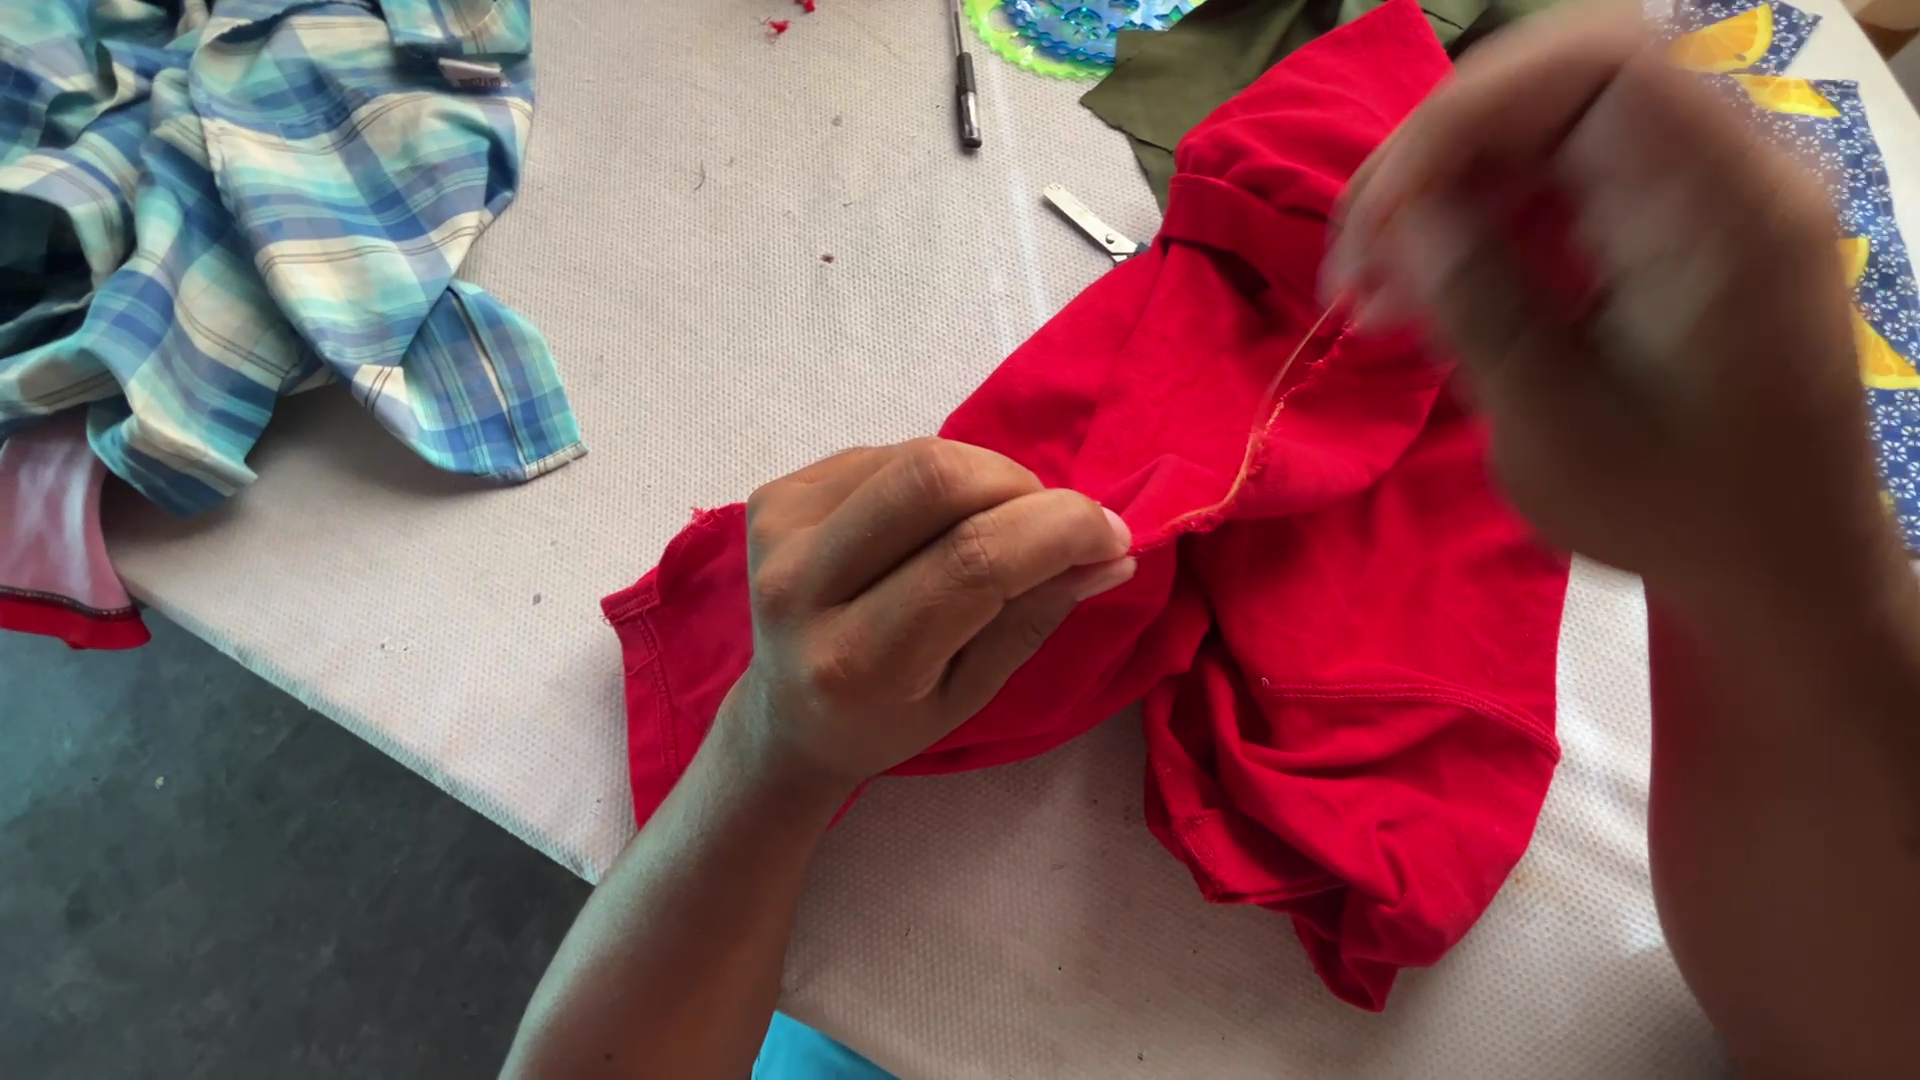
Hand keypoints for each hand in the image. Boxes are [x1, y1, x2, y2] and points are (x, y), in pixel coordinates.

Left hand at [716, 438, 1135, 791]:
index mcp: (854, 662)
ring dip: (985, 476)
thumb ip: (1033, 618)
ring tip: (995, 524)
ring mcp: (777, 530)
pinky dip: (938, 474)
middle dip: (1022, 486)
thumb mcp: (970, 695)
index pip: (973, 561)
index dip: (1060, 530)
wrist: (784, 713)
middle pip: (935, 480)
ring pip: (915, 453)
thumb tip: (1110, 551)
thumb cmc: (885, 721)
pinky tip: (936, 519)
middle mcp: (800, 586)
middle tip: (1049, 523)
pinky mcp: (773, 496)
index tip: (1112, 533)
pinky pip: (884, 452)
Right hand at [1325, 3, 1897, 618]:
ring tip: (1365, 300)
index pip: (1591, 69)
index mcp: (1720, 207)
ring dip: (1425, 207)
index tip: (1375, 221)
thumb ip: (1482, 307)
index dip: (1458, 119)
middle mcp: (1710, 175)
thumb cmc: (1668, 509)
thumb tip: (1403, 215)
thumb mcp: (1556, 425)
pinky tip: (1405, 305)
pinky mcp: (1637, 238)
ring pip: (1522, 143)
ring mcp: (1672, 203)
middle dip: (1424, 165)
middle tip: (1351, 265)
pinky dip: (1453, 240)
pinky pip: (1529, 199)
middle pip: (1545, 90)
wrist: (1762, 558)